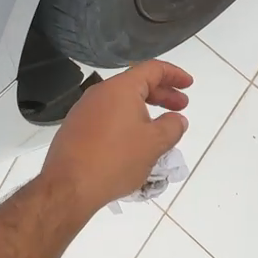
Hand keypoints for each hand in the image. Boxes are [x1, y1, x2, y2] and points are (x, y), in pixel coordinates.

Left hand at [39, 60, 192, 214]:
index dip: (174, 74)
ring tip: (159, 128)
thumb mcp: (154, 144)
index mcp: (121, 88)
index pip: (153, 69)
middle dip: (162, 94)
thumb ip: (172, 127)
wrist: (68, 187)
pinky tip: (133, 142)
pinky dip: (126, 121)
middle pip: (137, 84)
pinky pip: (107, 117)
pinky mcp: (75, 129)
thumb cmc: (116, 159)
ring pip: (121, 102)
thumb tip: (177, 120)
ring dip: (144, 110)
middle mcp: (100, 93)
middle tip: (180, 106)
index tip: (188, 84)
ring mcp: (84, 110)